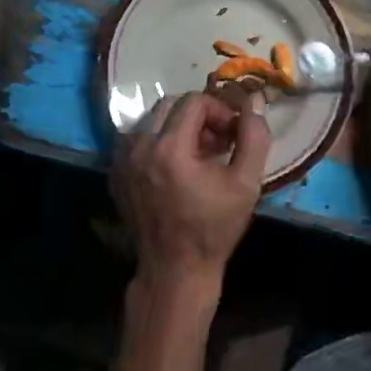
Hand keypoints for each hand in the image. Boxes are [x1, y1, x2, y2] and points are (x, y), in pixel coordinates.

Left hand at [112, 92, 270, 287]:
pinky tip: (174, 169)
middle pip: (169, 105)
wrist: (175, 268)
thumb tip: (254, 101)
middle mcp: (139, 146)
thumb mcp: (246, 184)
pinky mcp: (115, 173)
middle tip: (216, 143)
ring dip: (176, 128)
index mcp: (169, 148)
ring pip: (151, 120)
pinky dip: (157, 143)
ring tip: (196, 156)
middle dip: (197, 117)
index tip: (231, 135)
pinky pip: (136, 140)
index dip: (219, 111)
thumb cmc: (214, 228)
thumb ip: (254, 138)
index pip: (194, 101)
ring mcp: (122, 160)